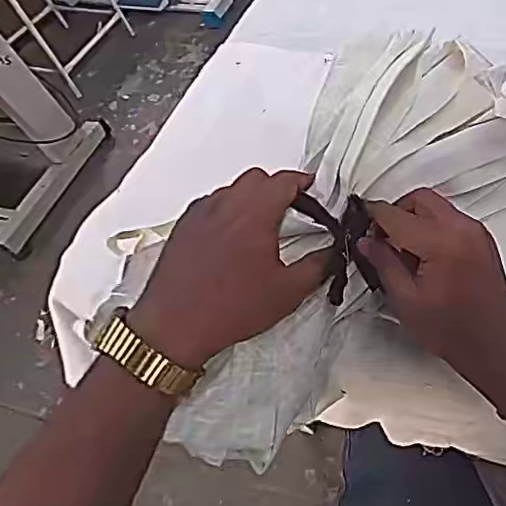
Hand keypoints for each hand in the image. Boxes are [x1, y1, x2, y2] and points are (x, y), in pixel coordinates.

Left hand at [126, 169, 330, 369]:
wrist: (174, 327)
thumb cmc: (224, 308)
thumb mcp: (288, 291)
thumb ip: (318, 266)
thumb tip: (330, 255)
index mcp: (254, 213)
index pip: (284, 181)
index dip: (303, 181)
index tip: (310, 186)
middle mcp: (225, 206)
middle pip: (257, 178)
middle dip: (278, 186)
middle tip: (293, 204)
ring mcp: (200, 214)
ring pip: (232, 189)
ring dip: (252, 197)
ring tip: (264, 222)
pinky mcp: (184, 227)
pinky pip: (212, 205)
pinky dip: (228, 210)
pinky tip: (235, 236)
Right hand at [356, 189, 505, 375]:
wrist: (493, 345)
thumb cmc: (455, 331)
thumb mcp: (406, 299)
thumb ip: (384, 263)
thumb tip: (367, 242)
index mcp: (443, 242)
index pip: (397, 216)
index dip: (374, 218)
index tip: (361, 223)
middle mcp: (463, 230)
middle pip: (420, 199)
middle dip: (396, 212)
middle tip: (381, 237)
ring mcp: (476, 233)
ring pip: (436, 206)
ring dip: (415, 219)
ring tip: (402, 252)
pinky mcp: (482, 240)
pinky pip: (451, 219)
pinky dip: (433, 227)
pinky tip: (423, 256)